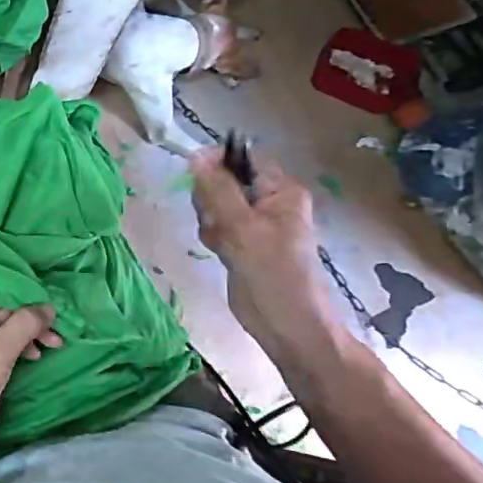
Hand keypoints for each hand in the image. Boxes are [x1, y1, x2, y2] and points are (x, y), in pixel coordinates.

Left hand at [0, 300, 61, 464]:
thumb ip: (25, 323)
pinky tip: (38, 354)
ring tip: (55, 344)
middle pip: (7, 310)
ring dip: (34, 333)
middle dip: (33, 318)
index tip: (53, 303)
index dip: (26, 296)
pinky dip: (27, 346)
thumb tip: (50, 306)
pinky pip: (12, 345)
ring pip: (13, 328)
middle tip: (57, 332)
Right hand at [188, 149, 333, 347]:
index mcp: (281, 190)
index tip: (198, 180)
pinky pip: (216, 226)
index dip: (218, 164)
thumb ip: (218, 190)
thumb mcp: (244, 227)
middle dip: (212, 199)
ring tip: (223, 243)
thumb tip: (195, 156)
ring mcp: (253, 223)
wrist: (286, 326)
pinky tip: (221, 253)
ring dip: (211, 221)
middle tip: (219, 222)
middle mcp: (268, 201)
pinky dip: (213, 237)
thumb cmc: (274, 274)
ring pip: (215, 204)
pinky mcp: (240, 242)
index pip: (243, 158)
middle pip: (224, 180)